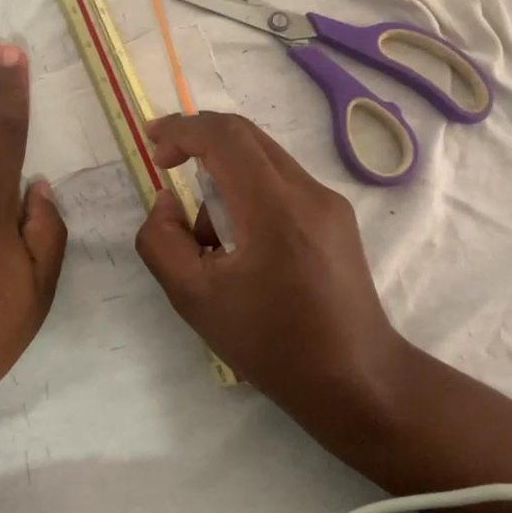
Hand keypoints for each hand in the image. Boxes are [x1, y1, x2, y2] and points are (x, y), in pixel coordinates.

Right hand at [134, 112, 404, 409]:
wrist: (358, 382)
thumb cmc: (272, 345)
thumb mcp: (194, 299)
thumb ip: (162, 241)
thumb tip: (168, 202)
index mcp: (274, 209)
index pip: (224, 137)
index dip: (181, 130)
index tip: (153, 149)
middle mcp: (308, 192)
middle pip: (245, 135)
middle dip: (198, 138)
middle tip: (165, 159)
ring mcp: (328, 202)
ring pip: (262, 158)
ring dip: (222, 173)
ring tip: (207, 238)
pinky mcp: (336, 217)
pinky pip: (281, 182)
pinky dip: (248, 191)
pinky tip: (239, 244)